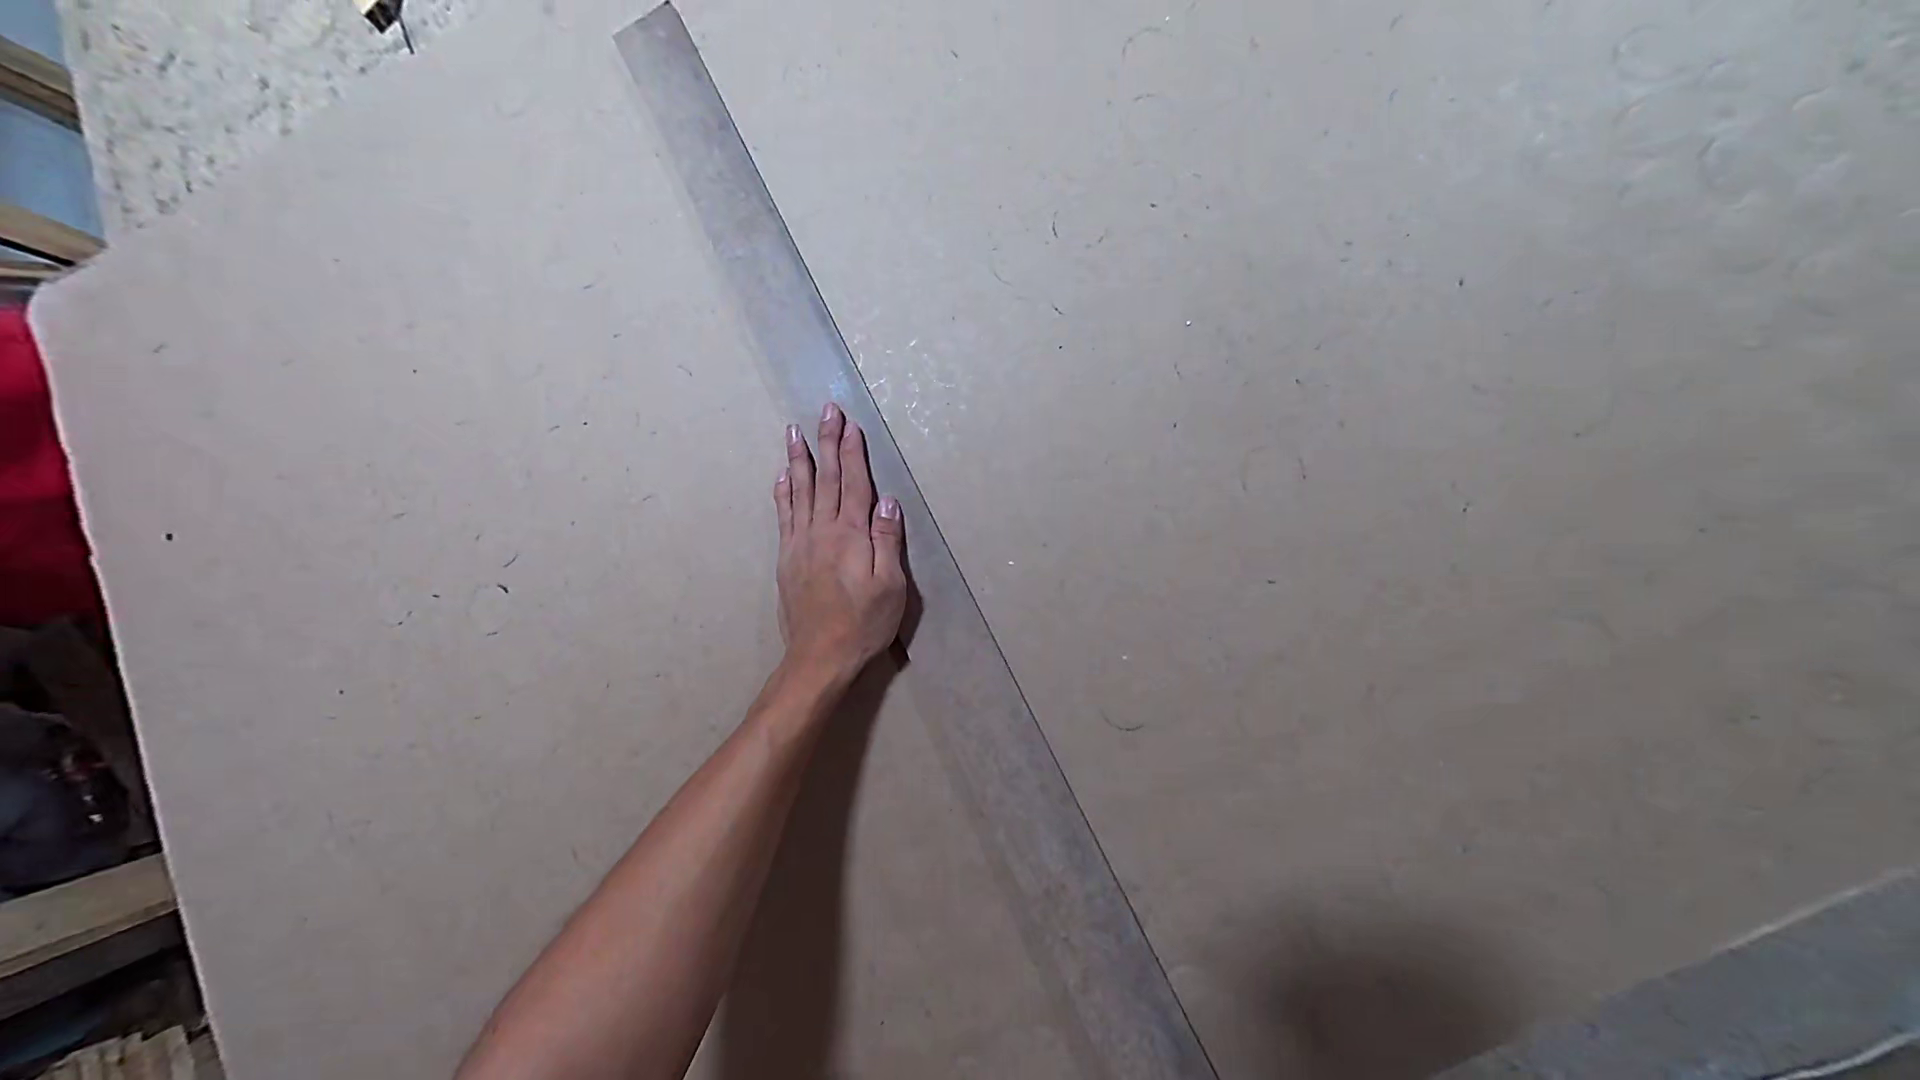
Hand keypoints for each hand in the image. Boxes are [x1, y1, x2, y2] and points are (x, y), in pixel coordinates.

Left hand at [773, 402, 906, 683]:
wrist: (819, 656)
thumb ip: (888, 542)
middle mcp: (822, 531)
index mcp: (851, 535)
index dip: (852, 451)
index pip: (853, 483)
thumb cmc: (863, 624)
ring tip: (795, 431)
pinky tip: (782, 476)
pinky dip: (783, 492)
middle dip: (827, 442)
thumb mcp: (891, 586)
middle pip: (825, 478)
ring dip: (799, 458)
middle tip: (826, 410)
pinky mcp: (787, 557)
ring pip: (799, 490)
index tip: (850, 423)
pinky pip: (784, 515)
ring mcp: (800, 543)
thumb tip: (888, 502)